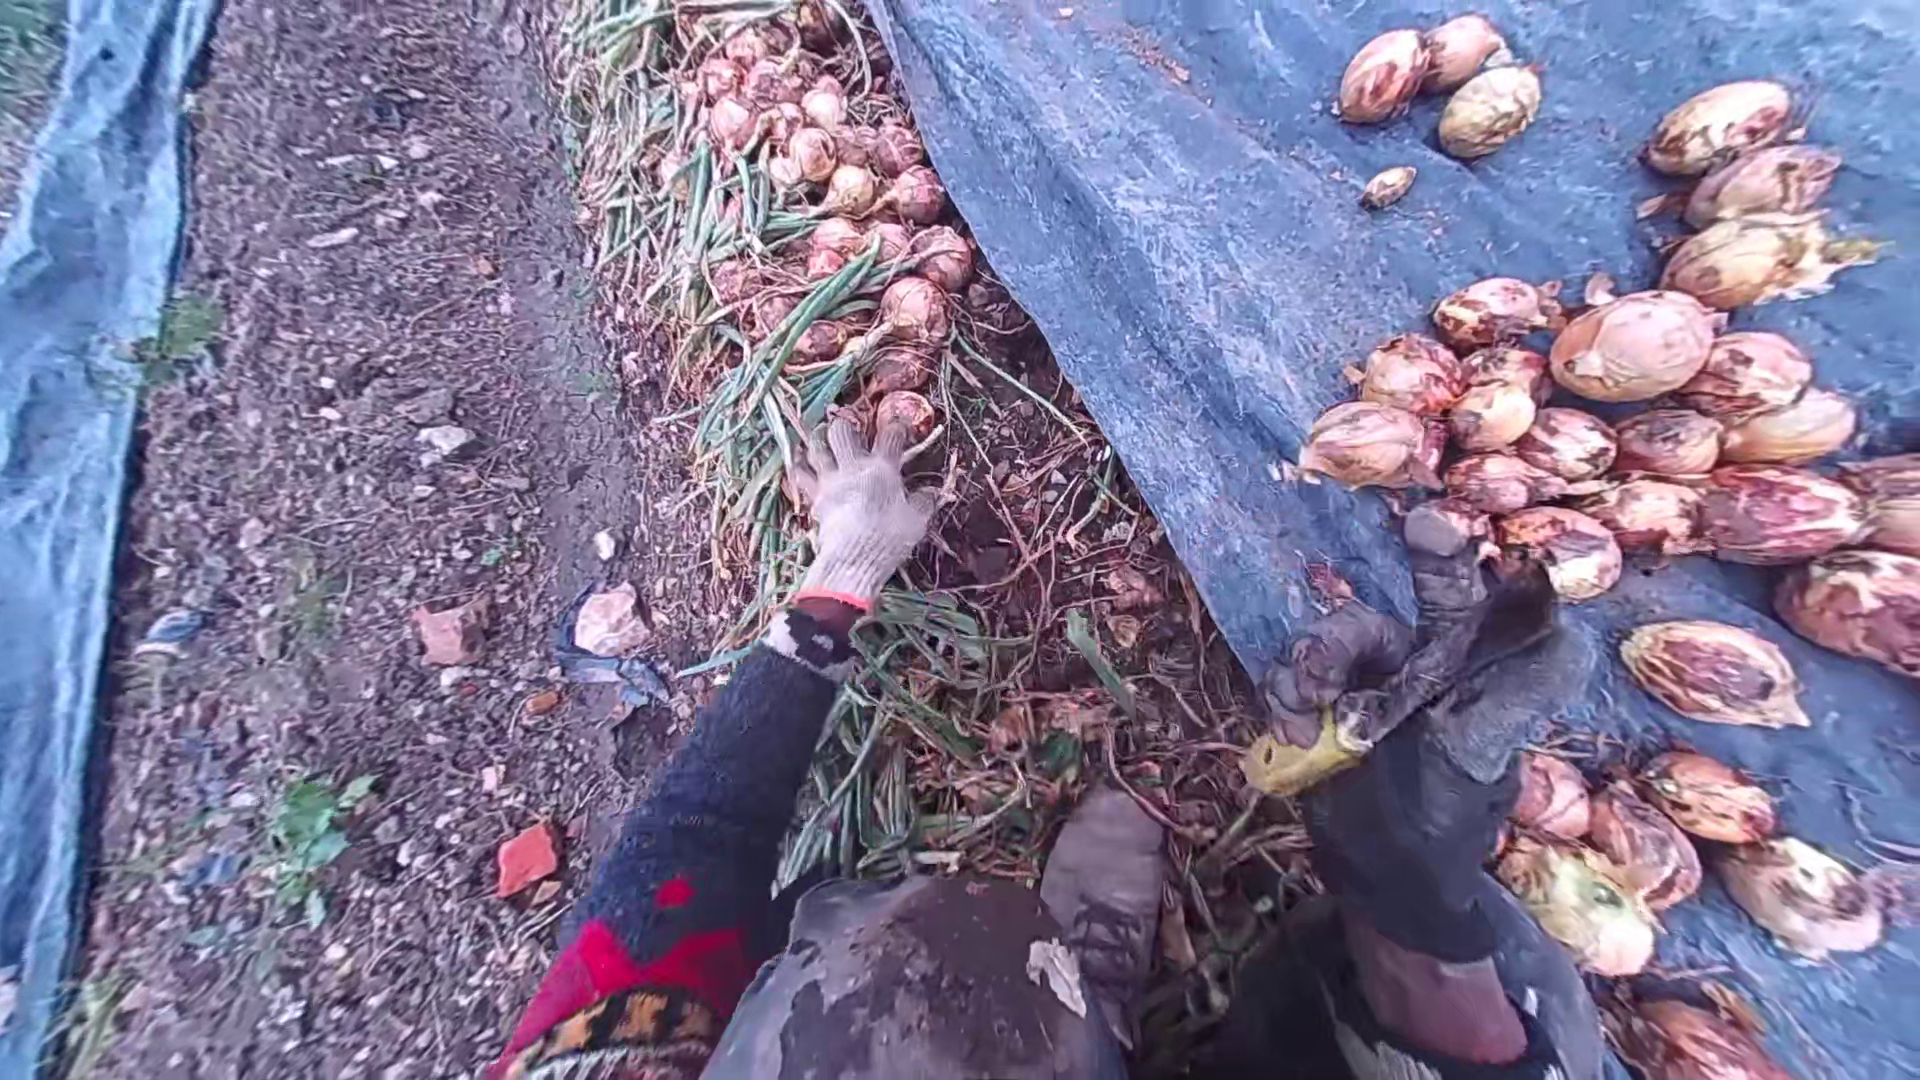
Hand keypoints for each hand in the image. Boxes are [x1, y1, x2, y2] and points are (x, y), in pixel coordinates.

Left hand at [789, 412, 936, 608]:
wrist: (853, 559)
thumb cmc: (889, 538)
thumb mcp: (916, 521)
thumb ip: (924, 503)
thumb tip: (931, 492)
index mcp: (882, 469)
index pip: (890, 437)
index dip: (896, 427)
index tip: (899, 427)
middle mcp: (853, 468)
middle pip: (842, 432)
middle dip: (845, 424)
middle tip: (848, 425)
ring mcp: (830, 482)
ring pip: (816, 448)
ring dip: (817, 438)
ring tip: (819, 434)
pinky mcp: (814, 499)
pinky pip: (801, 477)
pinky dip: (799, 468)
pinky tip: (799, 465)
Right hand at [1265, 506, 1569, 960]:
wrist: (1375, 863)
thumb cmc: (1444, 815)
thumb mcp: (1481, 758)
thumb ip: (1510, 697)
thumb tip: (1565, 630)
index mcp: (1458, 665)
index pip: (1456, 602)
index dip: (1443, 559)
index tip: (1428, 526)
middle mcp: (1402, 661)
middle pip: (1356, 624)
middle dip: (1330, 647)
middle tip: (1316, 681)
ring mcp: (1350, 680)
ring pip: (1310, 648)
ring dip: (1299, 682)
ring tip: (1303, 724)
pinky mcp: (1307, 699)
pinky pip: (1280, 676)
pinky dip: (1279, 701)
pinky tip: (1290, 733)